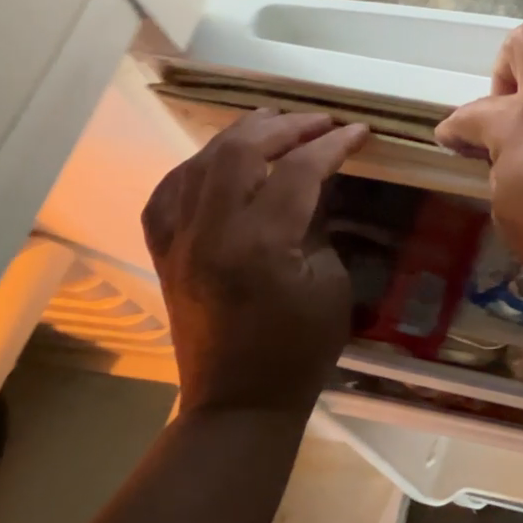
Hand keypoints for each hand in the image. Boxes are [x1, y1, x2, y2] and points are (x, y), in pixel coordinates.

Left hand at [141, 109, 371, 413]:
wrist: (238, 401)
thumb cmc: (300, 350)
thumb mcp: (329, 283)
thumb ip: (318, 226)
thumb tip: (316, 186)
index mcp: (260, 244)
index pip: (297, 171)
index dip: (331, 145)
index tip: (359, 131)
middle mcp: (210, 232)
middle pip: (240, 152)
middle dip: (285, 127)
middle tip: (320, 121)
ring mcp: (178, 241)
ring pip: (199, 163)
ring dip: (240, 136)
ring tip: (273, 123)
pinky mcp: (164, 253)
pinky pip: (170, 192)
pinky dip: (196, 166)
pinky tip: (218, 160)